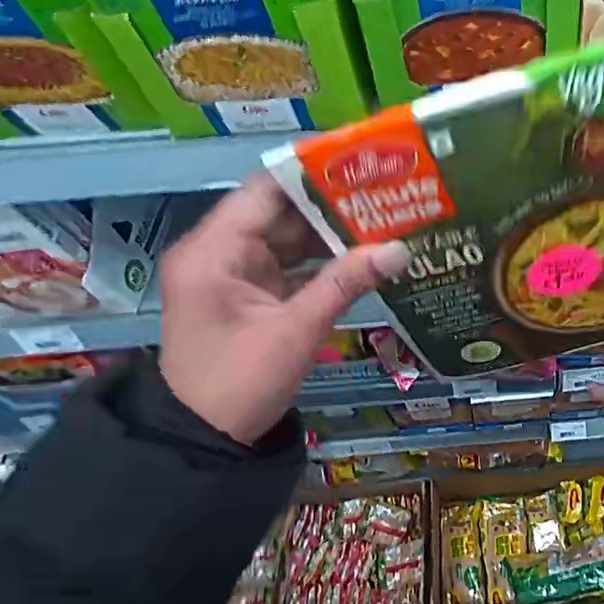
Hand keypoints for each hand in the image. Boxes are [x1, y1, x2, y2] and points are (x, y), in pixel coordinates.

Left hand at [159, 176, 408, 444]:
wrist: (202, 442)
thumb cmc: (240, 384)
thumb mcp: (296, 331)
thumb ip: (346, 284)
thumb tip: (400, 249)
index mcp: (214, 250)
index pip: (264, 191)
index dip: (309, 172)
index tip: (358, 162)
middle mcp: (218, 251)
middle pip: (278, 213)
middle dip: (330, 205)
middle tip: (383, 192)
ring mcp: (233, 274)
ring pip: (286, 239)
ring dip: (329, 235)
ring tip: (381, 219)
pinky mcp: (247, 295)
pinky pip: (287, 266)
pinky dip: (319, 263)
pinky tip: (360, 256)